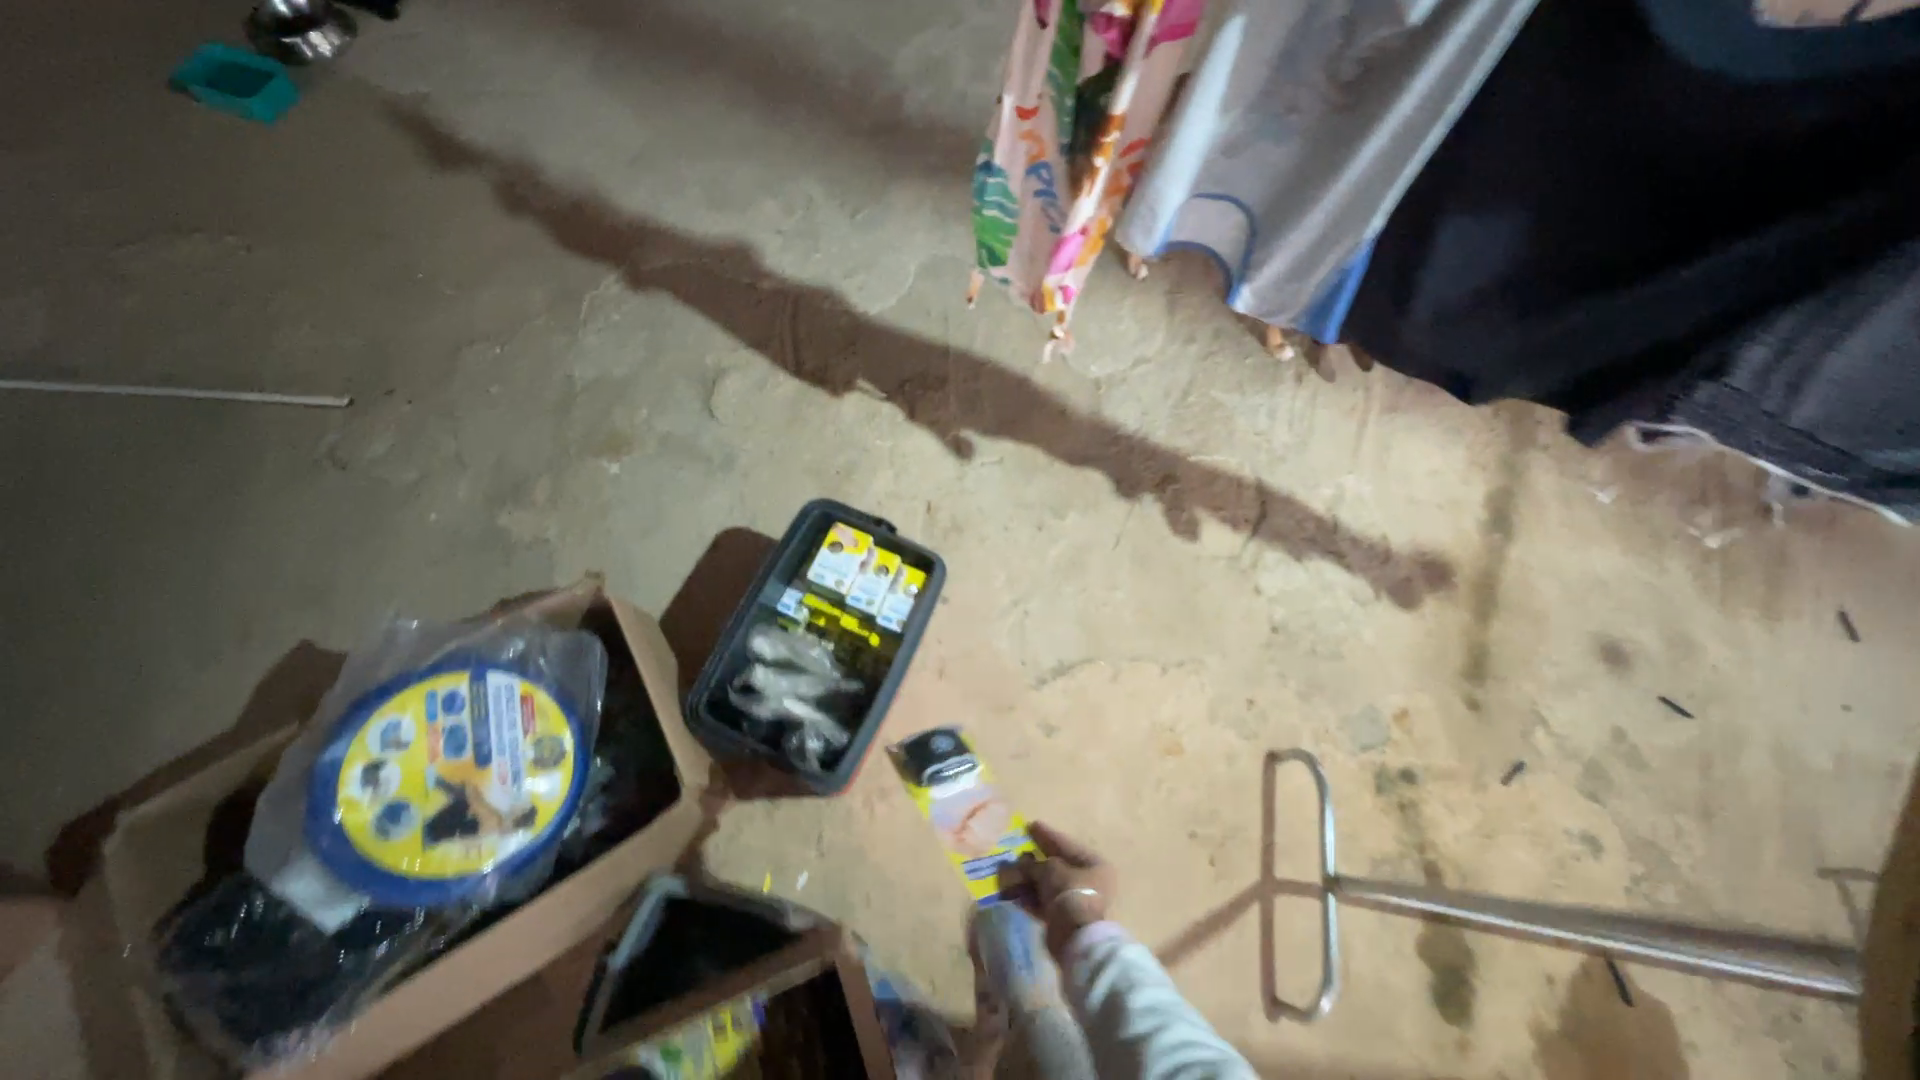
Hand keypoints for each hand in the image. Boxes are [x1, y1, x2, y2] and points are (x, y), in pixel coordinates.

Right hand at [999, 821, 1117, 956]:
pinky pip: (1045, 902)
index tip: (1031, 825)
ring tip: (1008, 871)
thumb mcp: (1049, 869)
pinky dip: (1030, 896)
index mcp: (1094, 864)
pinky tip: (1012, 891)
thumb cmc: (1068, 891)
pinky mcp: (1066, 918)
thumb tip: (1021, 862)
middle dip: (1034, 860)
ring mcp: (1078, 900)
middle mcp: (1090, 881)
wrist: (1075, 934)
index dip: (1047, 835)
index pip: (1067, 844)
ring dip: (1028, 879)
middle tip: (1016, 850)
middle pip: (1057, 865)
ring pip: (1048, 885)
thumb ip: (1033, 863)